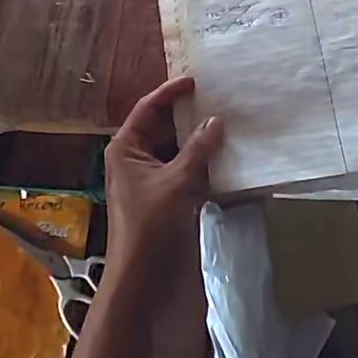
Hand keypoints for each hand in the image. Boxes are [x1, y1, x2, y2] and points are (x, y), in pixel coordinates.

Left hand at [104, 75, 222, 266]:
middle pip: (164, 126)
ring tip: (230, 121)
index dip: (170, 92)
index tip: (196, 80)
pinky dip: (204, 161)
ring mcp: (153, 177)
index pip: (148, 109)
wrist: (143, 278)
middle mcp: (136, 157)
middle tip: (221, 99)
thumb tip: (216, 121)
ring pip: (178, 148)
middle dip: (190, 115)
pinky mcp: (168, 195)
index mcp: (126, 148)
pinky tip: (228, 154)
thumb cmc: (150, 226)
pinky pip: (186, 168)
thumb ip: (197, 151)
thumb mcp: (175, 184)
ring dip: (200, 139)